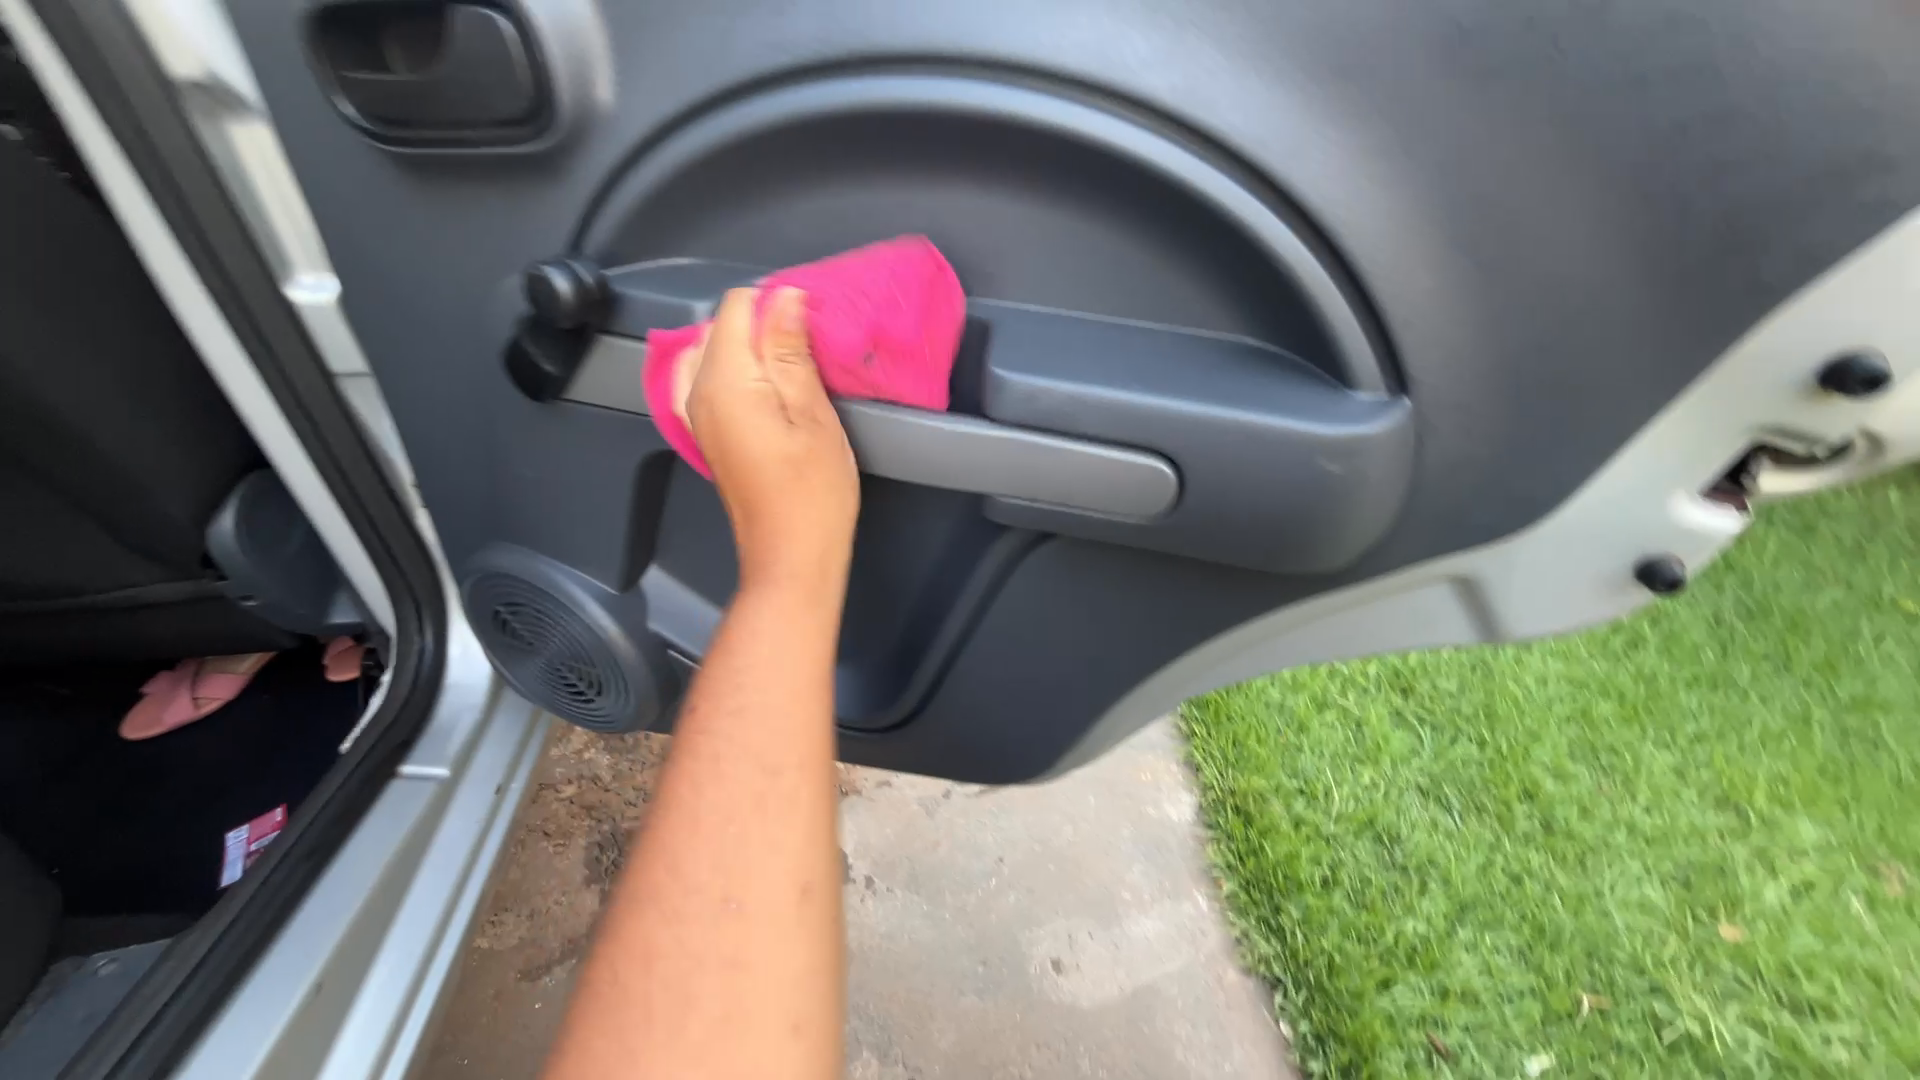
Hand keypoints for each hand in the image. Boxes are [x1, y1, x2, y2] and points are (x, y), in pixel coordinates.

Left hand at [686, 287, 859, 596]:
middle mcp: (696, 391)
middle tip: (810, 352)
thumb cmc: (813, 490)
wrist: (791, 554)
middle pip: (721, 326)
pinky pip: (710, 380)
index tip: (813, 328)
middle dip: (764, 325)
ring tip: (794, 371)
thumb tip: (784, 296)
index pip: (737, 305)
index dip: (777, 304)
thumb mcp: (813, 413)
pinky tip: (768, 391)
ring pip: (714, 351)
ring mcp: (696, 414)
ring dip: (753, 349)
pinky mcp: (706, 433)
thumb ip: (790, 350)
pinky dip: (738, 372)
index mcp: (724, 380)